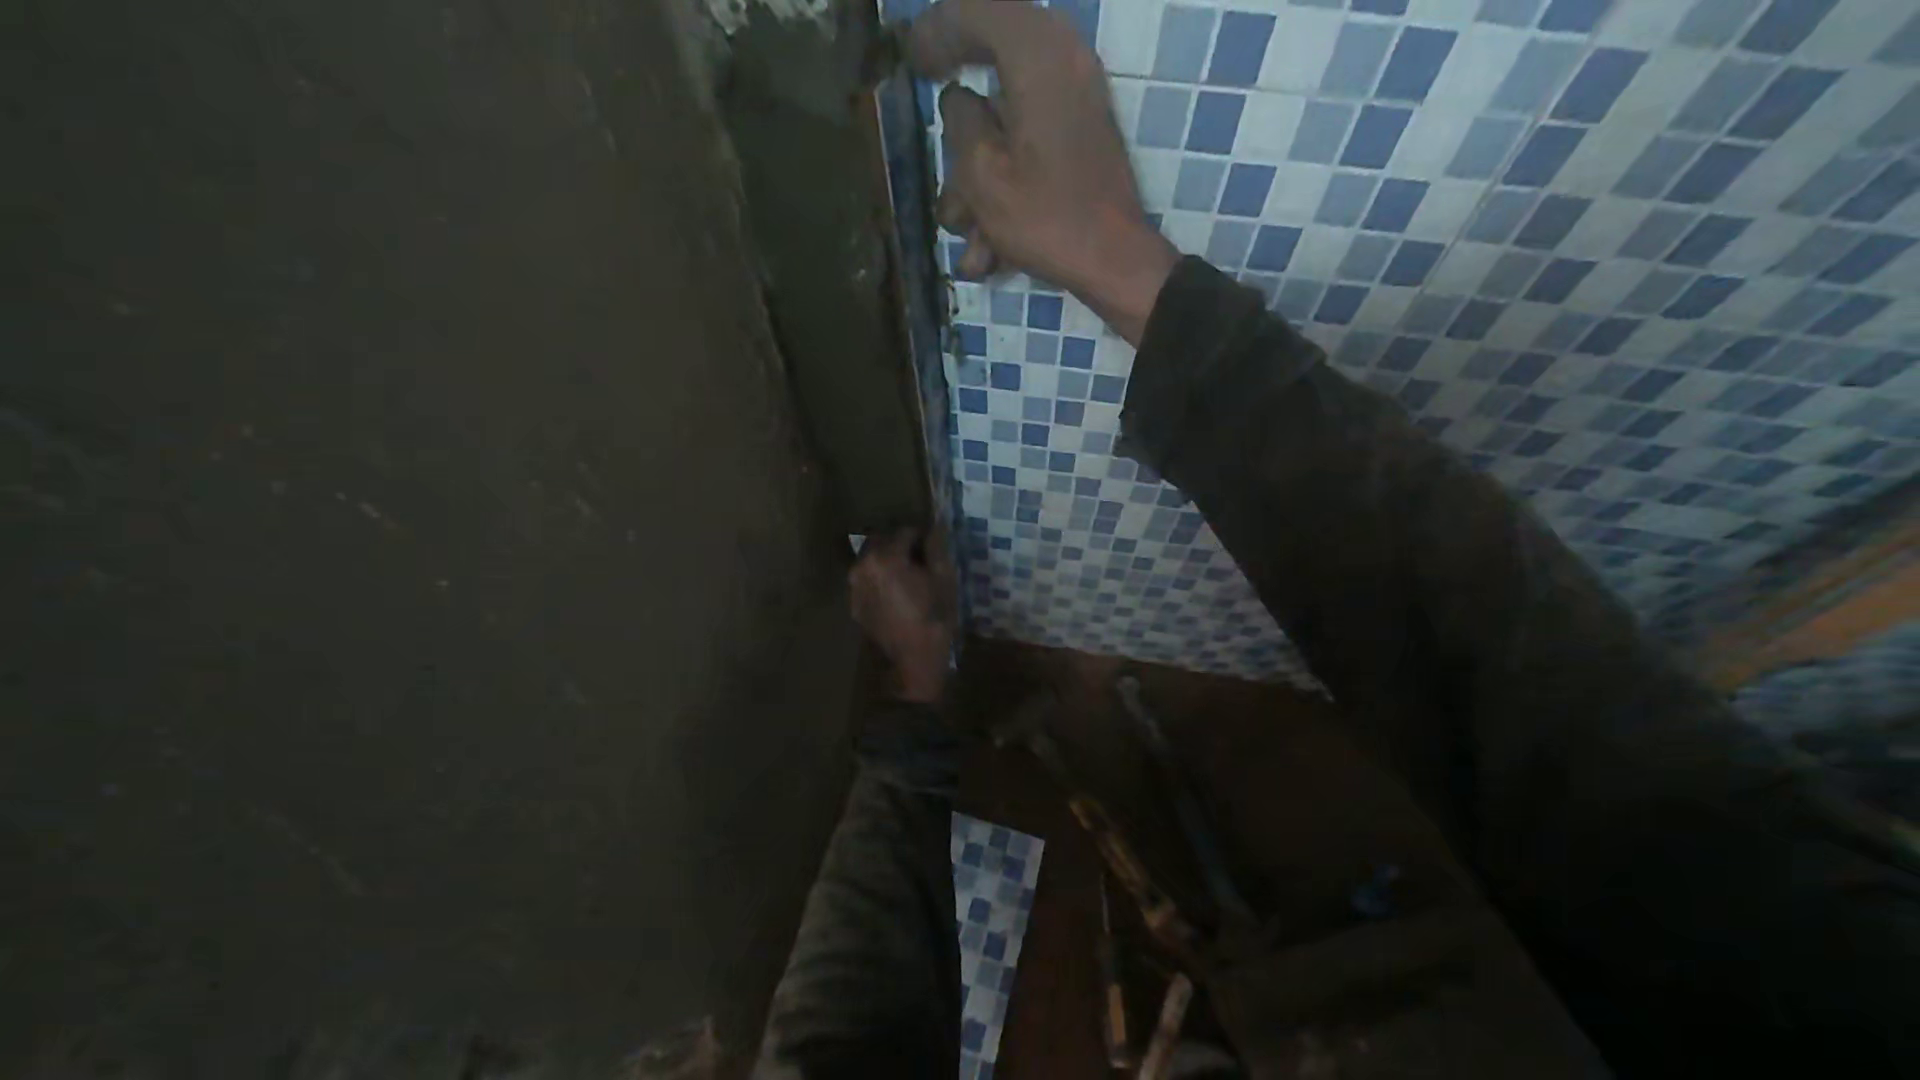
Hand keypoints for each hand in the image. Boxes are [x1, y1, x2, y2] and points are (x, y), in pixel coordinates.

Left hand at [850, 530, 954, 702]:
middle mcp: (862, 566)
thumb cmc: (935, 616)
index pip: (905, 531)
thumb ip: (936, 545)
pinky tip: (896, 594)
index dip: (921, 537)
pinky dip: (879, 580)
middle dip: (899, 545)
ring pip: (871, 561)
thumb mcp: (944, 577)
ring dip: (887, 561)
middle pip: (882, 542)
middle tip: (919, 560)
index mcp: (885, 557)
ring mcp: (854, 587)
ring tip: (907, 576)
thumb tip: (935, 524)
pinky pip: (866, 581)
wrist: (916, 659)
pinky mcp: (854, 604)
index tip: (932, 548)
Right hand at [909, 0, 1178, 344]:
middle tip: (934, 125)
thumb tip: (958, 99)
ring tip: (964, 230)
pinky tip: (988, 250)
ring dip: (976, 178)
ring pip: (1006, 116)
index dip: (936, 29)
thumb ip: (960, 122)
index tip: (911, 59)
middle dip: (957, 112)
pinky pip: (1029, 145)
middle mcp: (1062, 63)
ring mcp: (1075, 103)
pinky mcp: (1080, 140)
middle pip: (992, 59)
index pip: (976, 10)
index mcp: (1037, 55)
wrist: (1113, 262)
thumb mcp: (982, 174)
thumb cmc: (1046, 217)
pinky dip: (1004, 191)